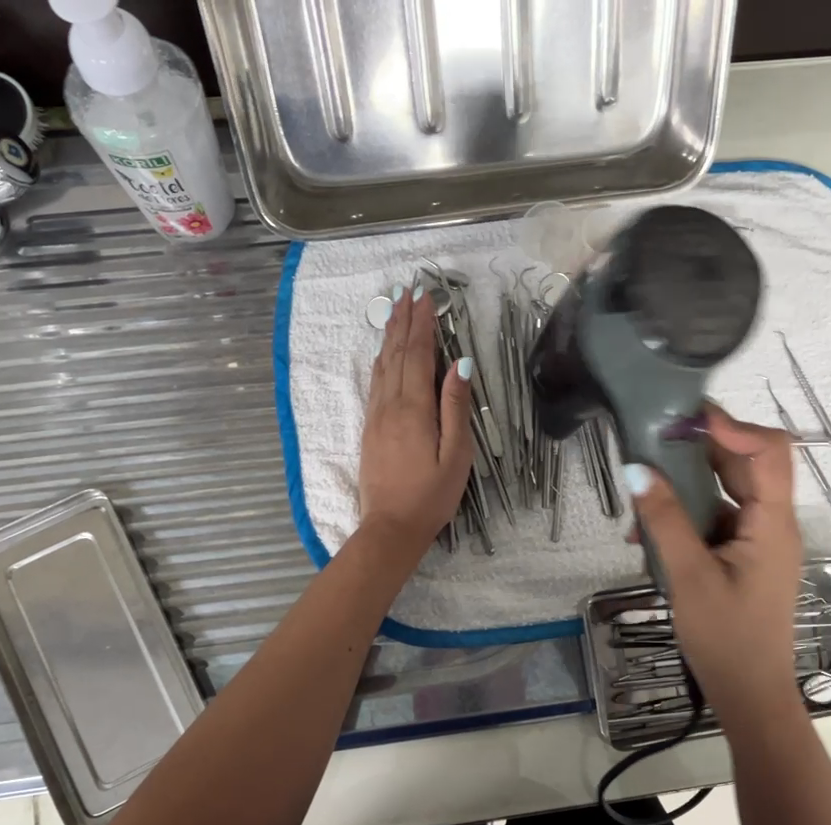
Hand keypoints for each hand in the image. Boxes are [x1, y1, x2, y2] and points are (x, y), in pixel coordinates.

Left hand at [357, 287, 473, 556]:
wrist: (390, 527)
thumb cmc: (431, 496)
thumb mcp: (455, 455)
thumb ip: (455, 408)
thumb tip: (460, 364)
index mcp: (415, 409)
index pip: (418, 355)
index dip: (422, 324)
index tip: (425, 297)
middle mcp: (391, 406)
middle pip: (397, 354)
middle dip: (404, 321)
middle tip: (409, 290)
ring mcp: (376, 416)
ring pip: (382, 366)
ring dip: (389, 335)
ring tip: (394, 310)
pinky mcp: (370, 429)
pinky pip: (375, 383)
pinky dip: (381, 360)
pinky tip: (383, 354)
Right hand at [627, 405, 803, 722]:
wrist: (749, 694)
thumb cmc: (725, 638)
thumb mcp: (688, 576)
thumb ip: (664, 520)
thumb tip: (637, 470)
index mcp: (772, 523)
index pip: (769, 450)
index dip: (732, 427)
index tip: (684, 420)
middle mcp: (772, 524)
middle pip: (745, 466)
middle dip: (699, 453)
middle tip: (651, 446)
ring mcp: (759, 542)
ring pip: (726, 494)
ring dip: (685, 490)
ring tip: (641, 499)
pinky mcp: (744, 558)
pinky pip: (717, 522)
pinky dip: (686, 520)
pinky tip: (649, 537)